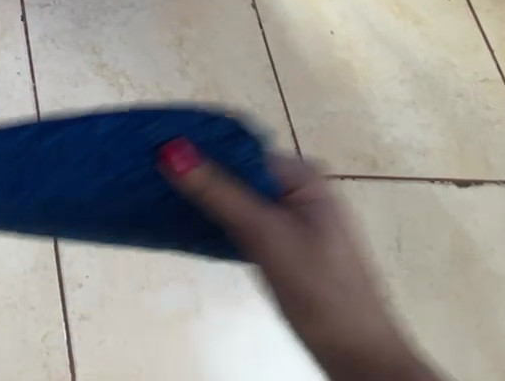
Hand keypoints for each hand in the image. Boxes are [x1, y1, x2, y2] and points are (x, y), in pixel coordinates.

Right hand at [159, 141, 438, 380]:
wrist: (360, 359)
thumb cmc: (320, 290)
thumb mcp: (265, 235)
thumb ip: (218, 191)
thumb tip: (168, 147)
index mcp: (302, 175)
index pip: (236, 147)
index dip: (194, 145)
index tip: (149, 145)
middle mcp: (296, 187)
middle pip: (233, 168)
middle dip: (193, 168)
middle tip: (143, 168)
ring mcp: (289, 214)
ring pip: (232, 192)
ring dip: (199, 192)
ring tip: (152, 186)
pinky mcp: (280, 240)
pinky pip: (237, 214)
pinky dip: (211, 214)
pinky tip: (182, 215)